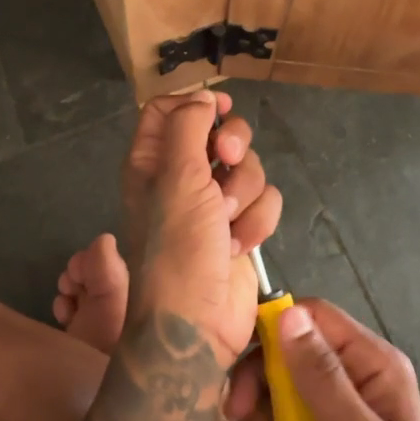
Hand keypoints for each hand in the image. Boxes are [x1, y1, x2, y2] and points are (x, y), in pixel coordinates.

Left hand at [120, 90, 282, 364]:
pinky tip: (240, 244)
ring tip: (227, 221)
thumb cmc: (176, 248)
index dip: (194, 103)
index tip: (219, 107)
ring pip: (250, 166)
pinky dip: (258, 221)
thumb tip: (203, 99)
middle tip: (227, 159)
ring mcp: (215, 203)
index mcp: (153, 160)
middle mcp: (183, 176)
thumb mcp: (175, 177)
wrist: (197, 321)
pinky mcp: (242, 226)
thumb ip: (187, 126)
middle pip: (219, 131)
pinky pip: (267, 200)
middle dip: (234, 145)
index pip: (167, 109)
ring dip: (245, 192)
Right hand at [226, 299, 419, 420]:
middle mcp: (357, 380)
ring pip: (283, 406)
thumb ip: (318, 374)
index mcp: (372, 364)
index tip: (240, 372)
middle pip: (290, 365)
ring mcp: (344, 416)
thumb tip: (287, 311)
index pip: (314, 319)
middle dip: (259, 402)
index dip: (272, 335)